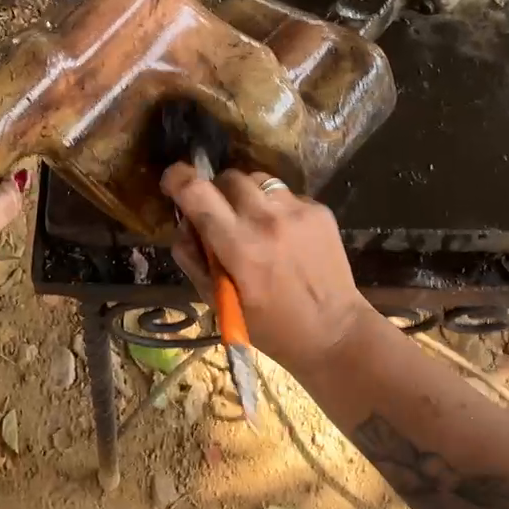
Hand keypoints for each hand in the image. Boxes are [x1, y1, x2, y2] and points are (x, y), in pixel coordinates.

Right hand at [161, 164, 374, 373]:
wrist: (335, 332)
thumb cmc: (271, 326)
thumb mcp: (218, 302)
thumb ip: (192, 258)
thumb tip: (182, 223)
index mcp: (239, 246)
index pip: (197, 192)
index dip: (177, 179)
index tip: (172, 182)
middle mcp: (267, 220)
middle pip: (227, 177)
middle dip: (216, 191)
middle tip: (220, 216)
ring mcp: (297, 211)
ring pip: (257, 178)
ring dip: (246, 195)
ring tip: (253, 222)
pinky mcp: (319, 209)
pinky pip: (284, 193)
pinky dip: (274, 206)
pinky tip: (282, 233)